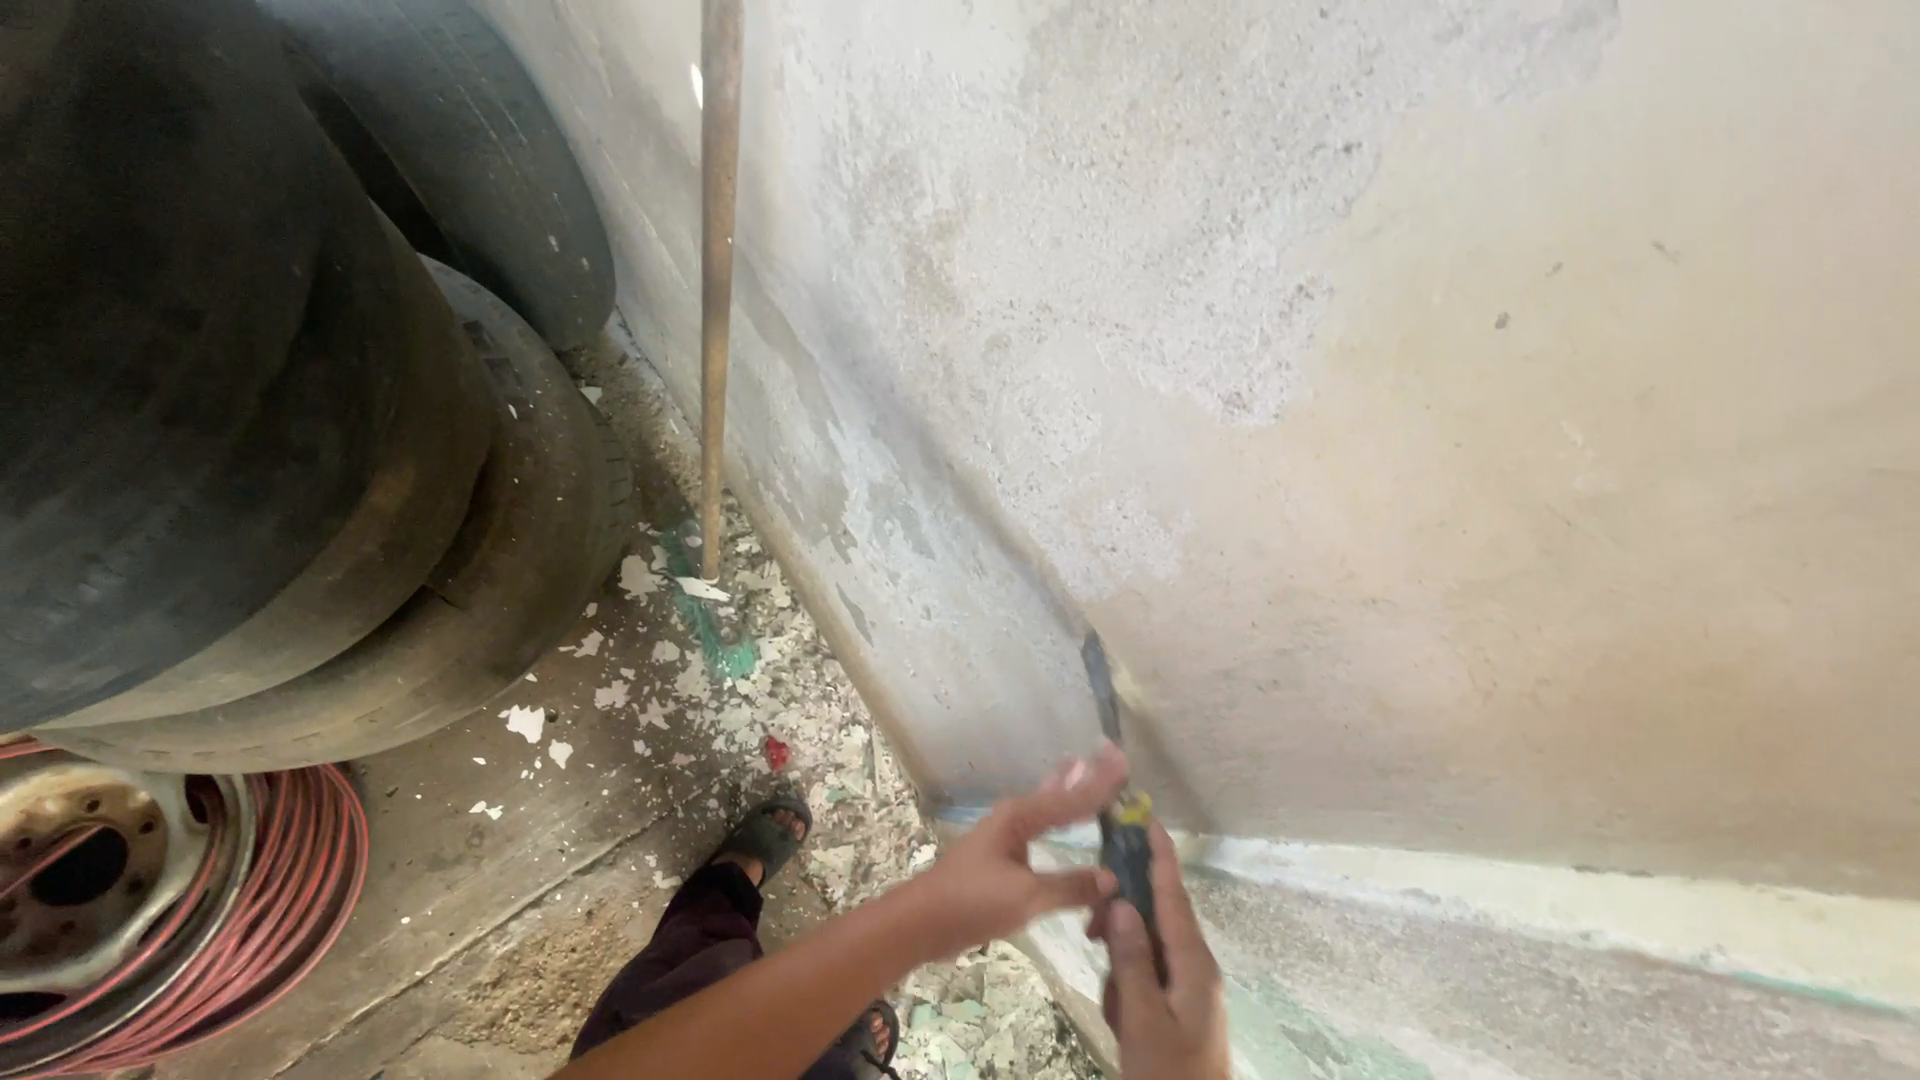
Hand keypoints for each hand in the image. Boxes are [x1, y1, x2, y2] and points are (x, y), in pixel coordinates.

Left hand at [903, 743, 1128, 961]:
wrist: (922, 922)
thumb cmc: (971, 902)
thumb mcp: (1025, 896)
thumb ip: (1069, 887)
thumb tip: (1112, 878)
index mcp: (1021, 817)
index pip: (1072, 799)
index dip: (1102, 784)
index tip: (1125, 761)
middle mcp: (1015, 817)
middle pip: (1059, 793)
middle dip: (1086, 776)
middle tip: (1112, 754)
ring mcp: (1008, 834)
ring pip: (1048, 806)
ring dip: (1070, 790)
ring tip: (1087, 767)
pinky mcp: (1004, 855)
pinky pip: (1042, 826)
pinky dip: (1059, 816)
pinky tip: (1063, 820)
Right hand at [1088, 824, 1229, 1079]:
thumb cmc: (1168, 1075)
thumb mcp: (1142, 1020)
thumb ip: (1131, 960)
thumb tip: (1122, 903)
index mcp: (1194, 964)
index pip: (1173, 896)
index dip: (1161, 856)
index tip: (1148, 819)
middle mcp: (1195, 966)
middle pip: (1156, 917)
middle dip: (1122, 918)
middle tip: (1092, 932)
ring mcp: (1188, 985)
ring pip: (1145, 948)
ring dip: (1122, 964)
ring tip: (1113, 1004)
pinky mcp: (1178, 1003)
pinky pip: (1146, 975)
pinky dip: (1126, 988)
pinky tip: (1120, 1017)